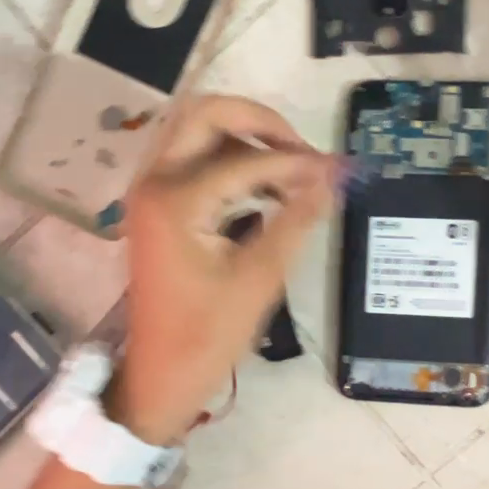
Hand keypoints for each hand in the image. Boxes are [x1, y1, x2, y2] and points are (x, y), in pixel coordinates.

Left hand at [108, 96, 336, 444]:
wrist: (159, 375)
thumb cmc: (207, 335)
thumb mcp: (260, 277)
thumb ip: (298, 217)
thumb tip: (334, 174)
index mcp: (175, 200)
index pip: (246, 159)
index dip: (297, 162)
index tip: (339, 170)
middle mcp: (153, 181)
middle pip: (205, 113)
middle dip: (260, 122)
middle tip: (301, 153)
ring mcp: (149, 191)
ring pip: (195, 130)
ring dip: (243, 137)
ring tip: (288, 172)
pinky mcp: (155, 205)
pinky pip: (190, 158)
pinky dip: (227, 159)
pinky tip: (263, 189)